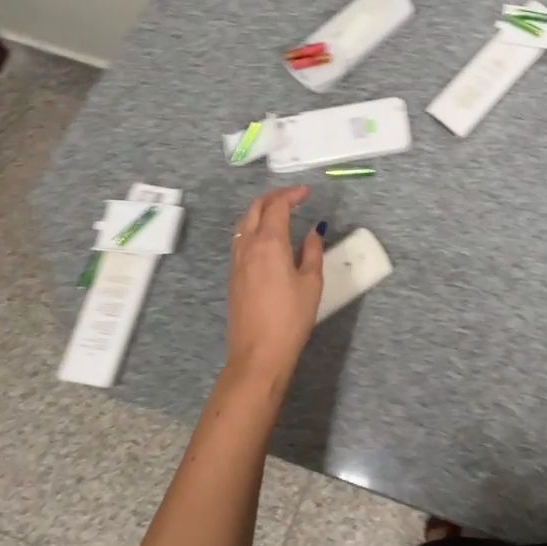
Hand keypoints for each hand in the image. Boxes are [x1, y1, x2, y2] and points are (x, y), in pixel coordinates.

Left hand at [225, 186, 323, 381]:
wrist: (258, 353)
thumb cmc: (290, 318)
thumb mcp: (312, 283)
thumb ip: (313, 252)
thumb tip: (313, 232)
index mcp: (269, 242)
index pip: (277, 205)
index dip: (292, 194)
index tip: (306, 192)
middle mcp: (248, 246)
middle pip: (255, 208)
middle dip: (273, 196)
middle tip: (293, 196)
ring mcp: (236, 261)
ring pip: (244, 223)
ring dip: (260, 211)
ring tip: (279, 212)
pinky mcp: (233, 275)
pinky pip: (240, 240)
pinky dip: (253, 228)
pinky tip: (267, 238)